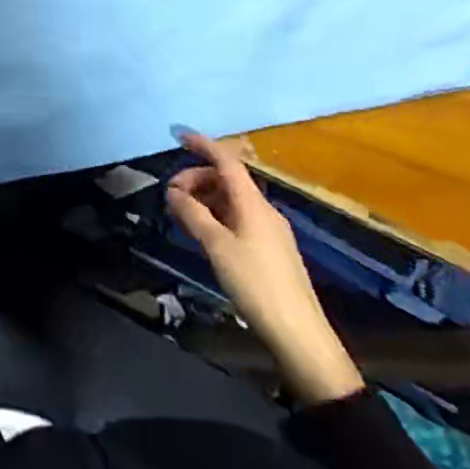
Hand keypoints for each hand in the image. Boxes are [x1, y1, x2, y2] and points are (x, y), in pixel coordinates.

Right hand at [166, 133, 363, 404]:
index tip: (179, 136)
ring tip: (181, 215)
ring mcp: (267, 229)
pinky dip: (214, 216)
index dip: (203, 145)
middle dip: (196, 179)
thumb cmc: (255, 283)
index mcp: (253, 203)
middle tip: (171, 196)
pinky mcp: (268, 249)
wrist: (298, 332)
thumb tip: (174, 192)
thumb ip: (193, 214)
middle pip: (226, 180)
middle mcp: (263, 209)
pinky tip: (200, 233)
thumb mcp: (216, 246)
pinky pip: (236, 218)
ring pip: (230, 200)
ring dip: (204, 199)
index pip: (227, 161)